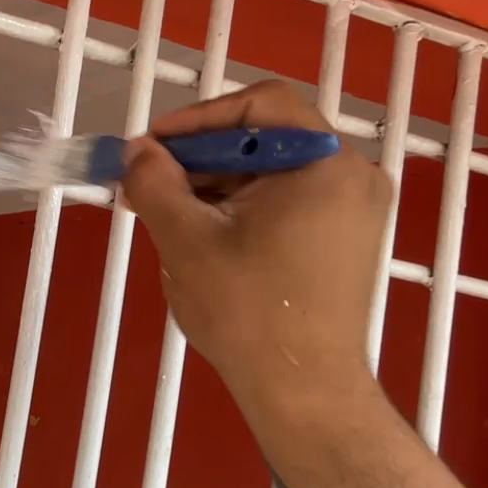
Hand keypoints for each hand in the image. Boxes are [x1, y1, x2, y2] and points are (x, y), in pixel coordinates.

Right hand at [120, 80, 391, 422]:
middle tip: (146, 184)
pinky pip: (283, 199)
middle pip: (264, 137)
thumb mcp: (185, 238)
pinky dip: (236, 205)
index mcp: (324, 165)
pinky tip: (199, 234)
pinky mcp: (341, 236)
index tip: (150, 147)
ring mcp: (351, 208)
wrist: (300, 384)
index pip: (261, 103)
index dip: (197, 117)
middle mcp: (351, 175)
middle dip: (197, 156)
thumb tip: (136, 151)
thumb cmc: (245, 308)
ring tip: (164, 214)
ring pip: (269, 170)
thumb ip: (155, 183)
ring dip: (211, 183)